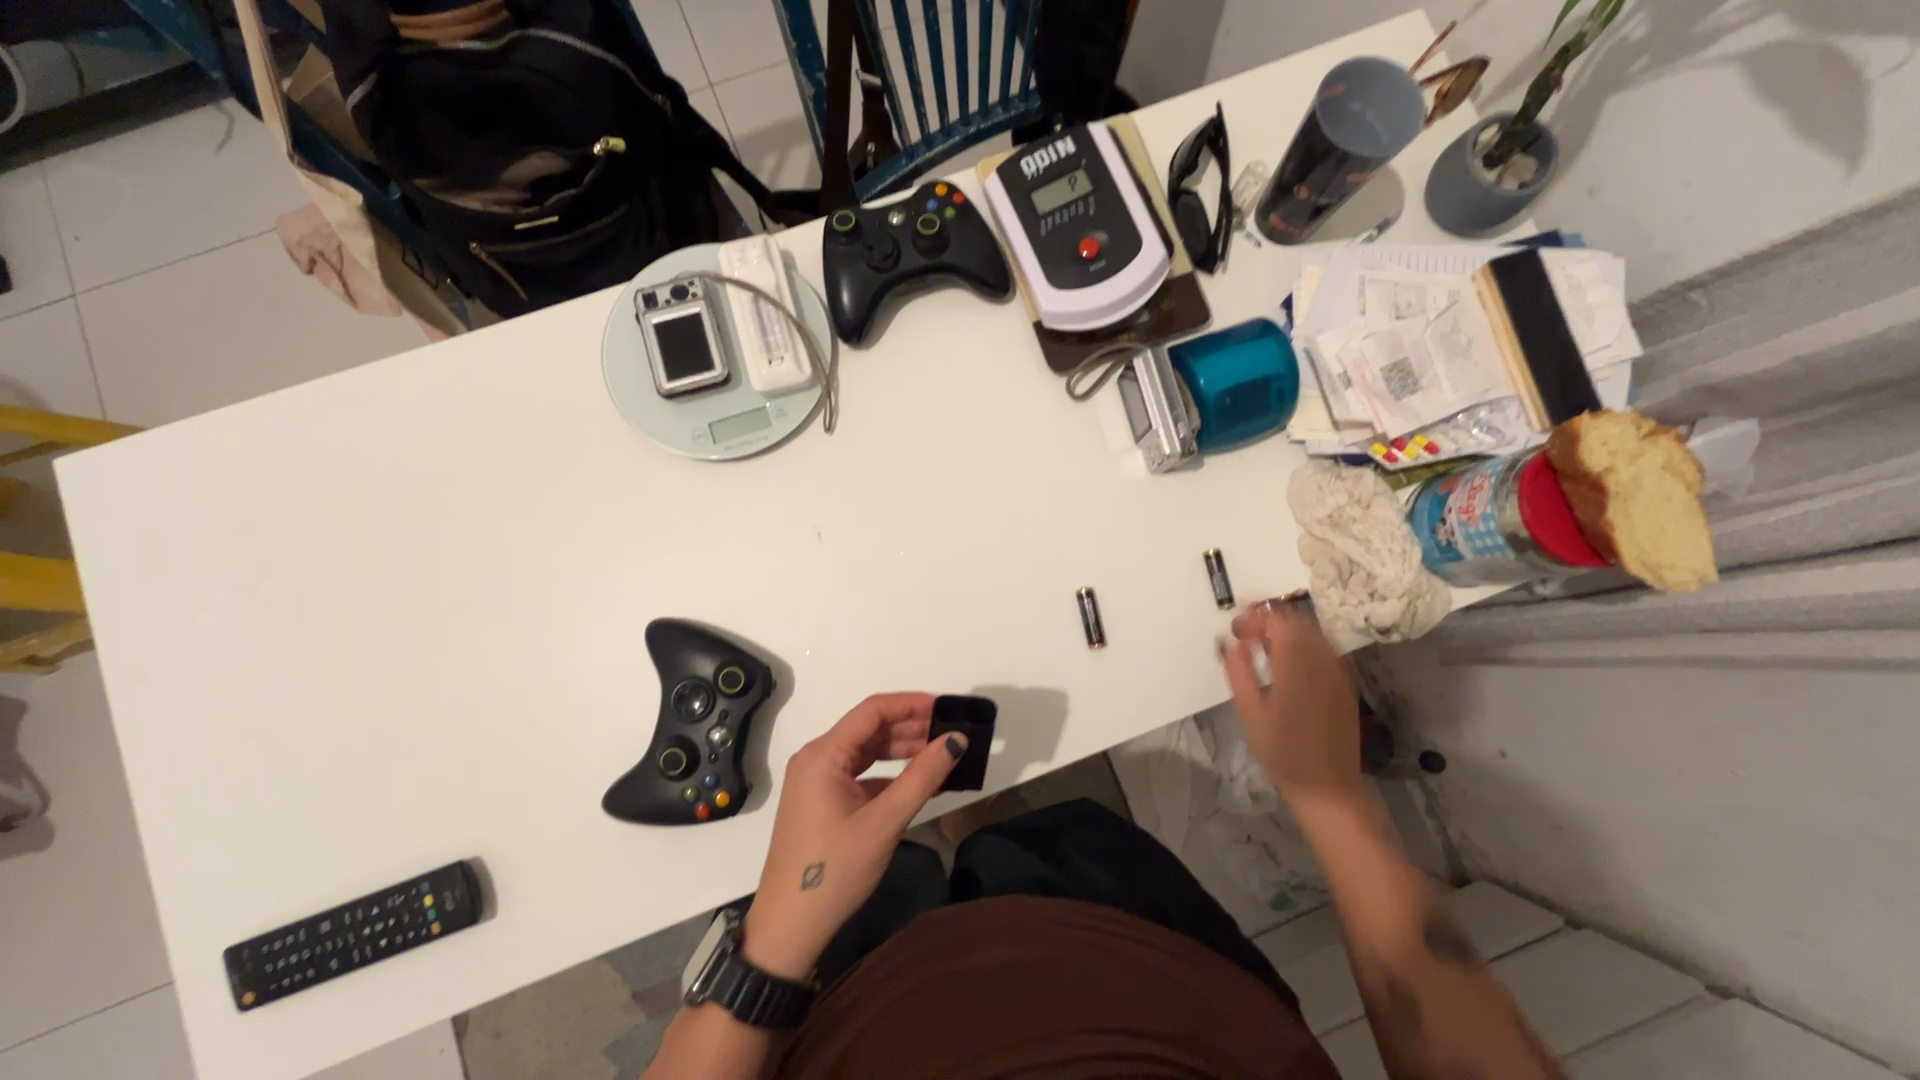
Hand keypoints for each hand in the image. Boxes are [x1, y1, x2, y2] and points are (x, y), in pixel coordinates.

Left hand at [742, 693, 963, 979]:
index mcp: (823, 755)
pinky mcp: (822, 802)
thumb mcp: (884, 822)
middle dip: (911, 727)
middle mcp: (816, 759)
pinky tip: (919, 783)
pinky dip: (889, 774)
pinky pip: (860, 775)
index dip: (911, 704)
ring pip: (865, 752)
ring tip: (942, 754)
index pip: (872, 711)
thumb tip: (955, 740)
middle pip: (869, 729)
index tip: (947, 707)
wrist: (790, 925)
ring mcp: (817, 781)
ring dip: (902, 750)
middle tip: (952, 732)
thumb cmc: (835, 870)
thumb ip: (922, 777)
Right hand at [1221, 603, 1362, 809]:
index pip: (1277, 621)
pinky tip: (1288, 661)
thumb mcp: (1250, 713)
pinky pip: (1325, 649)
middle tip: (1246, 632)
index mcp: (1296, 666)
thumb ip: (1239, 672)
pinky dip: (1304, 643)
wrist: (1327, 785)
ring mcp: (1338, 671)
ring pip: (1313, 632)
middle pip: (1298, 620)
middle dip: (1270, 618)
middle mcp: (1322, 661)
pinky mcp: (1344, 683)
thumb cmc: (1282, 753)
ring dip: (1287, 630)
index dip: (1254, 617)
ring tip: (1263, 644)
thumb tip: (1232, 643)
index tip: (1236, 629)